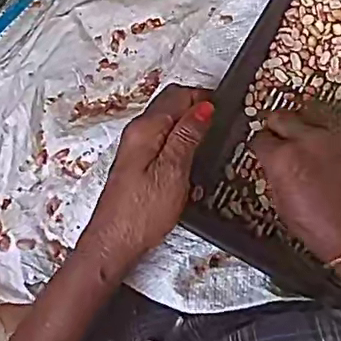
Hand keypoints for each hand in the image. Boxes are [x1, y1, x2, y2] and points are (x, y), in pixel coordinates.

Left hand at [79, 84, 213, 273]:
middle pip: (171, 104)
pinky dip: (181, 141)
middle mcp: (137, 132)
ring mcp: (136, 148)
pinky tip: (194, 156)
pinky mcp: (138, 164)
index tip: (227, 107)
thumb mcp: (173, 171)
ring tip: (214, 137)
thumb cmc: (142, 213)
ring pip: (168, 122)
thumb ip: (188, 136)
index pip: (178, 95)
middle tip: (224, 120)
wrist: (113, 244)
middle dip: (198, 106)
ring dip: (190, 124)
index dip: (204, 97)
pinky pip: (163, 140)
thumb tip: (204, 107)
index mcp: (145, 128)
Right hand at [248, 112, 340, 265]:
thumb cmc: (324, 229)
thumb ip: (275, 176)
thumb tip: (273, 165)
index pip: (260, 139)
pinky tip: (327, 154)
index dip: (261, 147)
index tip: (263, 151)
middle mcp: (306, 140)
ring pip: (308, 119)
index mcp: (282, 159)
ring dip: (303, 130)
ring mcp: (332, 136)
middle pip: (282, 117)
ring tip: (304, 148)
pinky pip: (332, 130)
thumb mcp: (283, 206)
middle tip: (278, 140)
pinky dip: (326, 138)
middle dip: (277, 127)